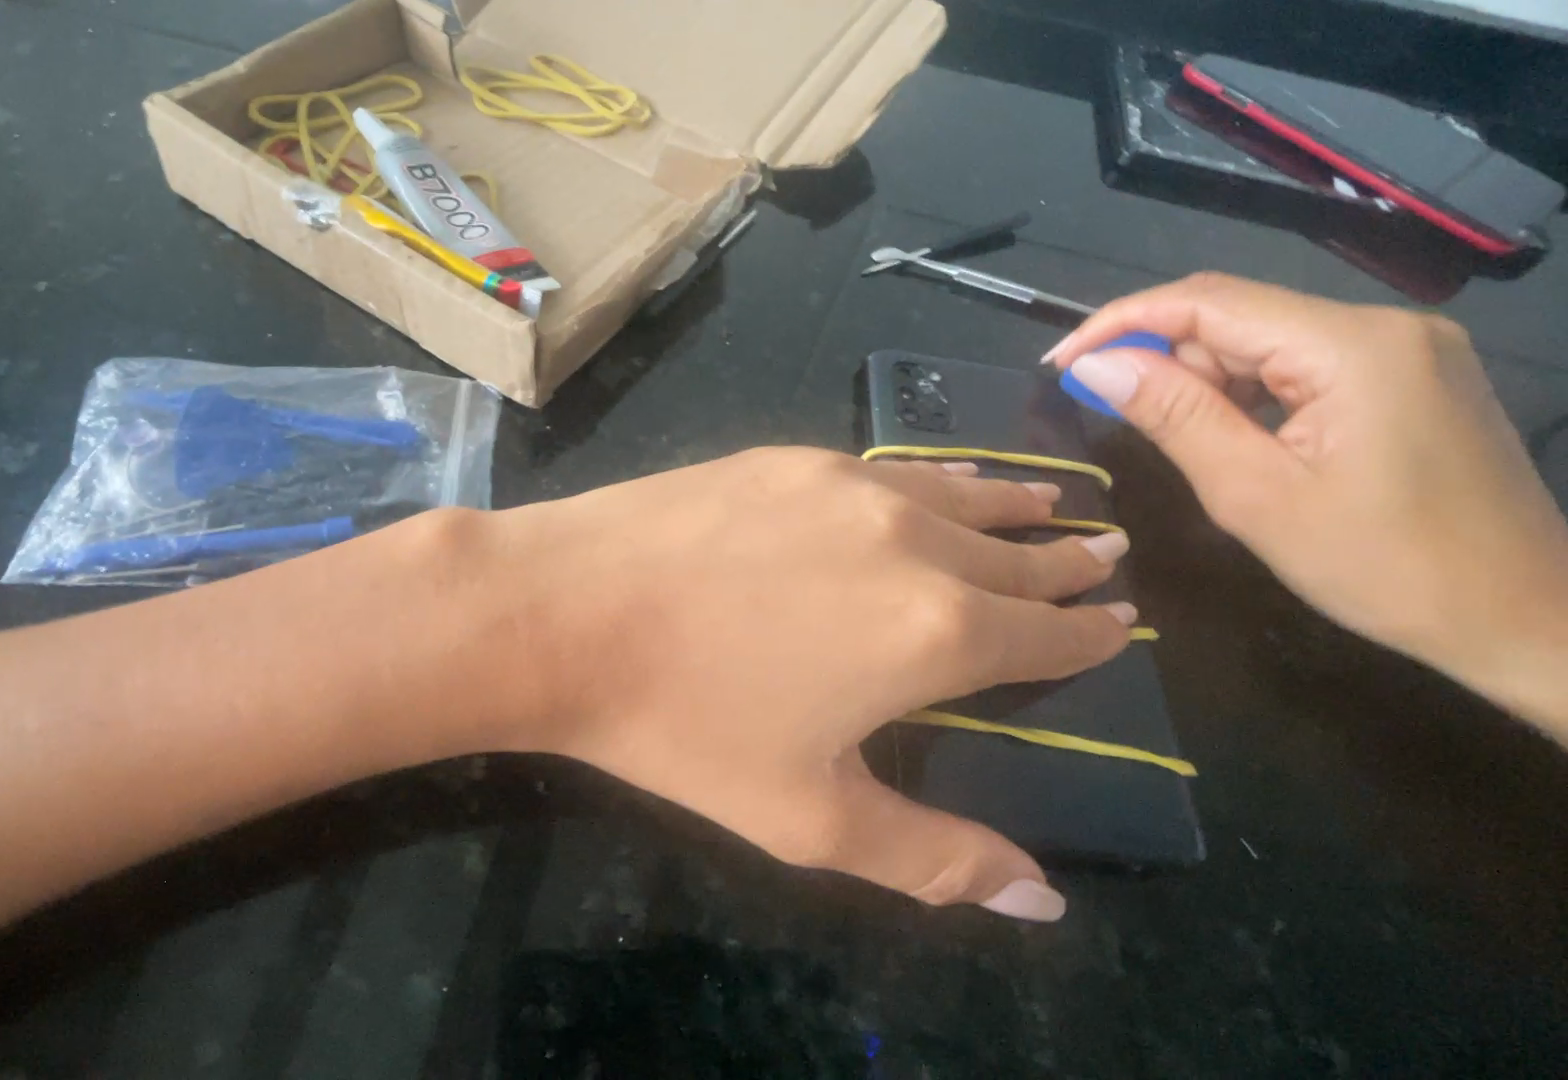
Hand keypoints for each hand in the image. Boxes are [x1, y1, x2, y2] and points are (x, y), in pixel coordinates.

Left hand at [490, 448, 1136, 920]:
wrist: (562, 612)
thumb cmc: (682, 722)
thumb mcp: (808, 817)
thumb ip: (932, 859)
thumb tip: (1043, 900)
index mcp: (936, 633)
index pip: (1045, 635)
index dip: (1089, 635)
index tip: (1122, 621)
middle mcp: (911, 542)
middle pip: (1013, 556)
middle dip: (1063, 564)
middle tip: (1104, 554)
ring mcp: (845, 486)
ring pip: (957, 496)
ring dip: (1009, 505)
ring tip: (1049, 505)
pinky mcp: (785, 459)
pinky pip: (886, 470)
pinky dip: (930, 481)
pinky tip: (927, 487)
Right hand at [1048, 274, 1567, 730]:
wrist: (1519, 614)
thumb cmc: (1381, 565)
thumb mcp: (1253, 493)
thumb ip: (1172, 416)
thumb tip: (1094, 367)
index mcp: (1351, 346)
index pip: (1206, 302)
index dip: (1119, 323)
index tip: (1058, 364)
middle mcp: (1383, 326)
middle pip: (1236, 317)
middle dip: (1161, 359)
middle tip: (1109, 416)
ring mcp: (1403, 349)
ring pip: (1264, 341)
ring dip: (1202, 382)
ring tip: (1182, 445)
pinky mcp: (1407, 377)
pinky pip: (1299, 365)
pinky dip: (1245, 394)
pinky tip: (1233, 440)